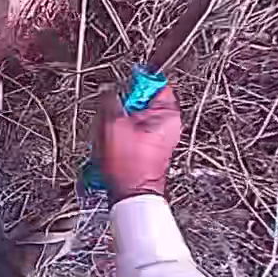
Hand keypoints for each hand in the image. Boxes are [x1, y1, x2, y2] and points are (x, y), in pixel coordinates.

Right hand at [95, 83, 180, 201]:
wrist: (130, 194)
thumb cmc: (129, 165)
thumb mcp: (113, 123)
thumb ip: (110, 100)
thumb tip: (109, 89)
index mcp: (168, 114)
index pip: (155, 84)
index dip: (136, 83)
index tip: (123, 87)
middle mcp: (168, 125)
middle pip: (142, 101)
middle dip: (123, 107)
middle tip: (114, 117)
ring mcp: (159, 137)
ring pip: (134, 117)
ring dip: (118, 121)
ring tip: (111, 133)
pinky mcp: (149, 147)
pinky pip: (132, 131)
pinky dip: (120, 133)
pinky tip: (112, 143)